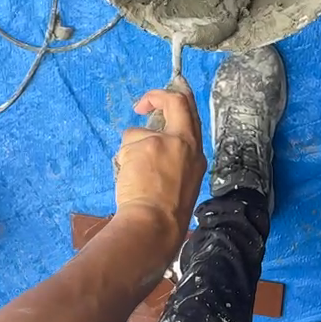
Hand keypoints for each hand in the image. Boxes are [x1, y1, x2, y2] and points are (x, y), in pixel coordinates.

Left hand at [112, 87, 204, 259]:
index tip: (161, 101)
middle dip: (156, 97)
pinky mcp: (144, 145)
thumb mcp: (183, 180)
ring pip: (139, 132)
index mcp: (196, 153)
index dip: (177, 99)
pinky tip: (129, 178)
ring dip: (132, 149)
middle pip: (175, 103)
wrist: (155, 224)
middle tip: (142, 104)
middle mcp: (185, 142)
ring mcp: (164, 141)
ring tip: (134, 176)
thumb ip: (175, 158)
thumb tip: (156, 146)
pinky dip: (123, 160)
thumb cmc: (167, 212)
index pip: (191, 114)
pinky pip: (127, 144)